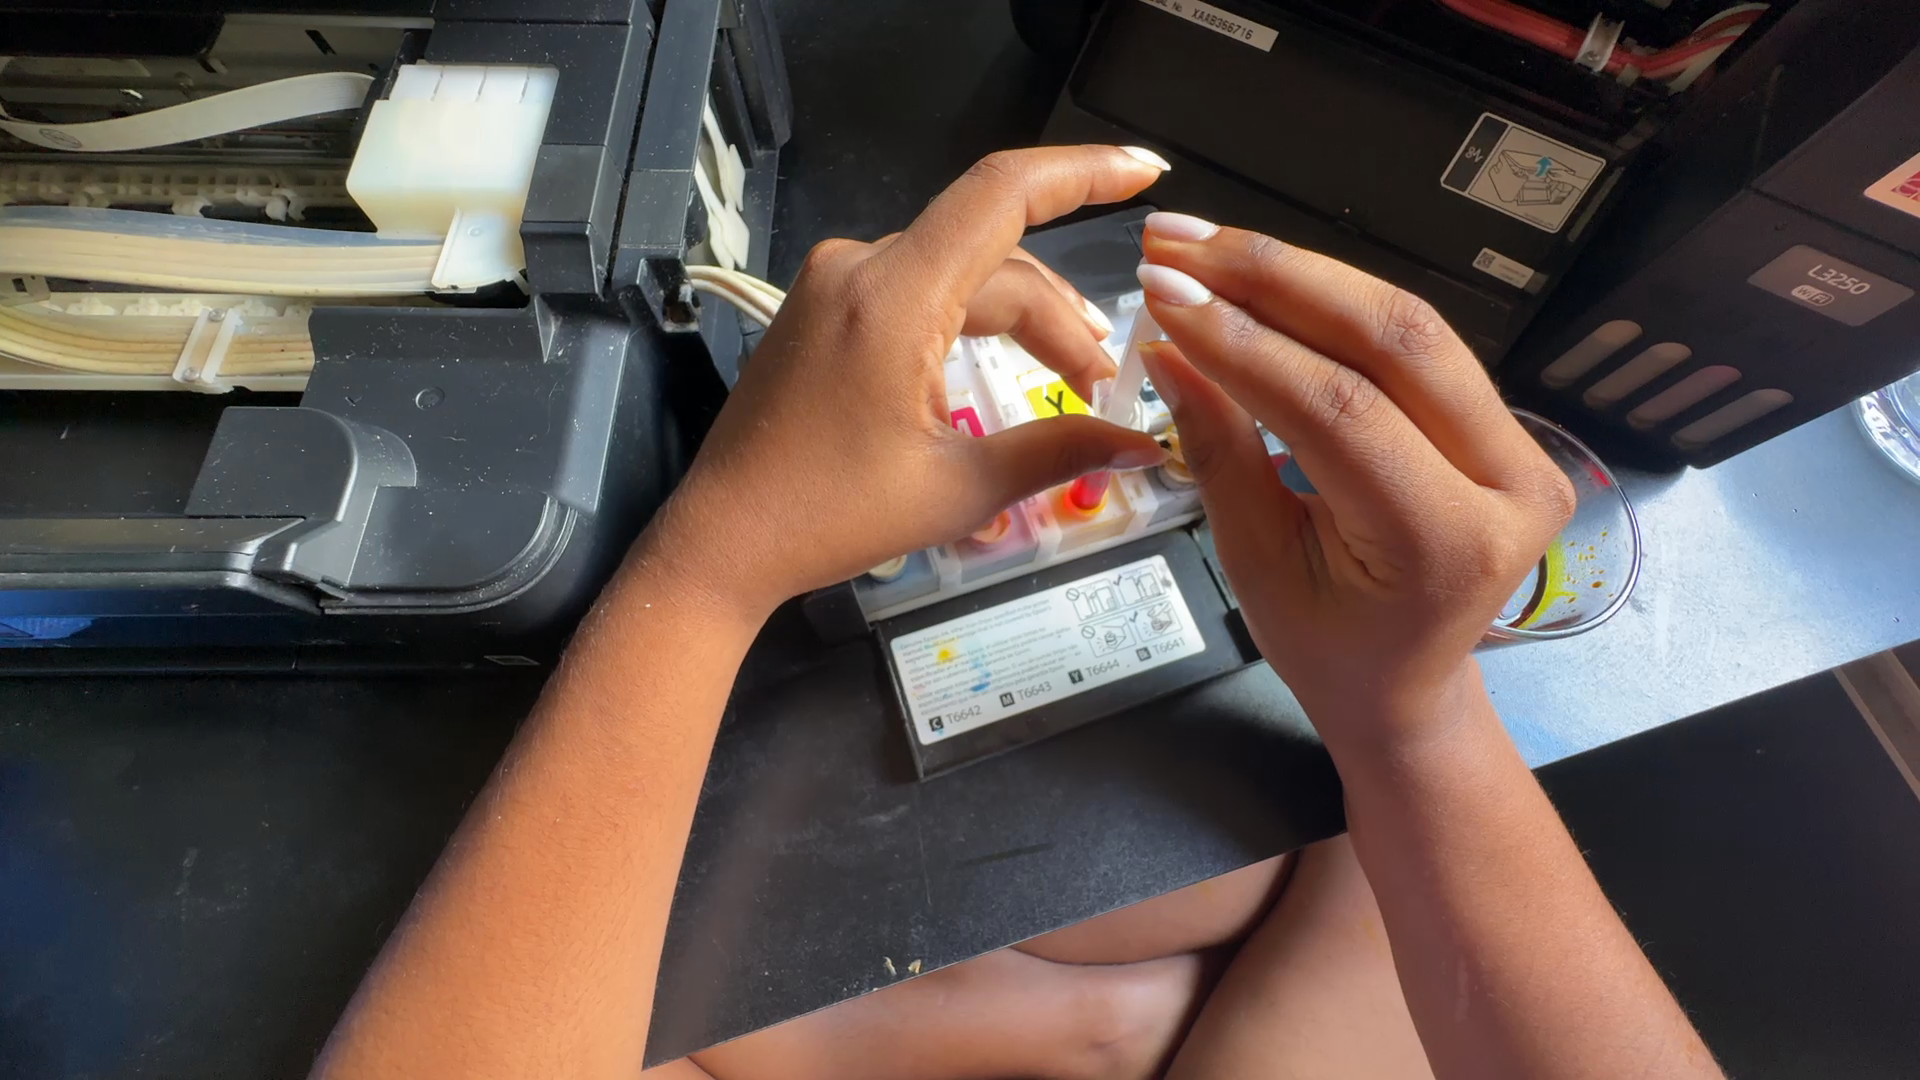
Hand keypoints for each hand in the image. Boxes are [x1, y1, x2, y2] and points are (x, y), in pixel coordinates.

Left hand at [641, 146, 1171, 618]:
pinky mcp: (822, 308)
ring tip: (1070, 371)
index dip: (1083, 173)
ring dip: (1017, 317)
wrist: (726, 537)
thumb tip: (1142, 446)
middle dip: (1057, 315)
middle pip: (991, 259)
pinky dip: (965, 322)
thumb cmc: (834, 518)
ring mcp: (834, 283)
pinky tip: (994, 364)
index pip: (1002, 196)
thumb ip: (1058, 451)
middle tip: (1101, 380)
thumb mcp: (959, 488)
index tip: (1145, 172)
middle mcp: (859, 267)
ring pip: (954, 275)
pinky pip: (915, 293)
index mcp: (894, 300)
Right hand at [1133, 214, 1574, 756]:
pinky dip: (1324, 304)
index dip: (1241, 343)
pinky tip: (1259, 282)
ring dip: (1295, 276)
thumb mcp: (1254, 562)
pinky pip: (1406, 343)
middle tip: (1175, 244)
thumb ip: (1219, 451)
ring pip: (1404, 324)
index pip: (1337, 410)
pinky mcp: (1497, 421)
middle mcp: (1507, 478)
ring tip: (1203, 249)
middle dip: (1270, 278)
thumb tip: (1169, 353)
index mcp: (1442, 541)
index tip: (1160, 294)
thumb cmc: (1323, 647)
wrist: (1404, 682)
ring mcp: (1517, 443)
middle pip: (1391, 338)